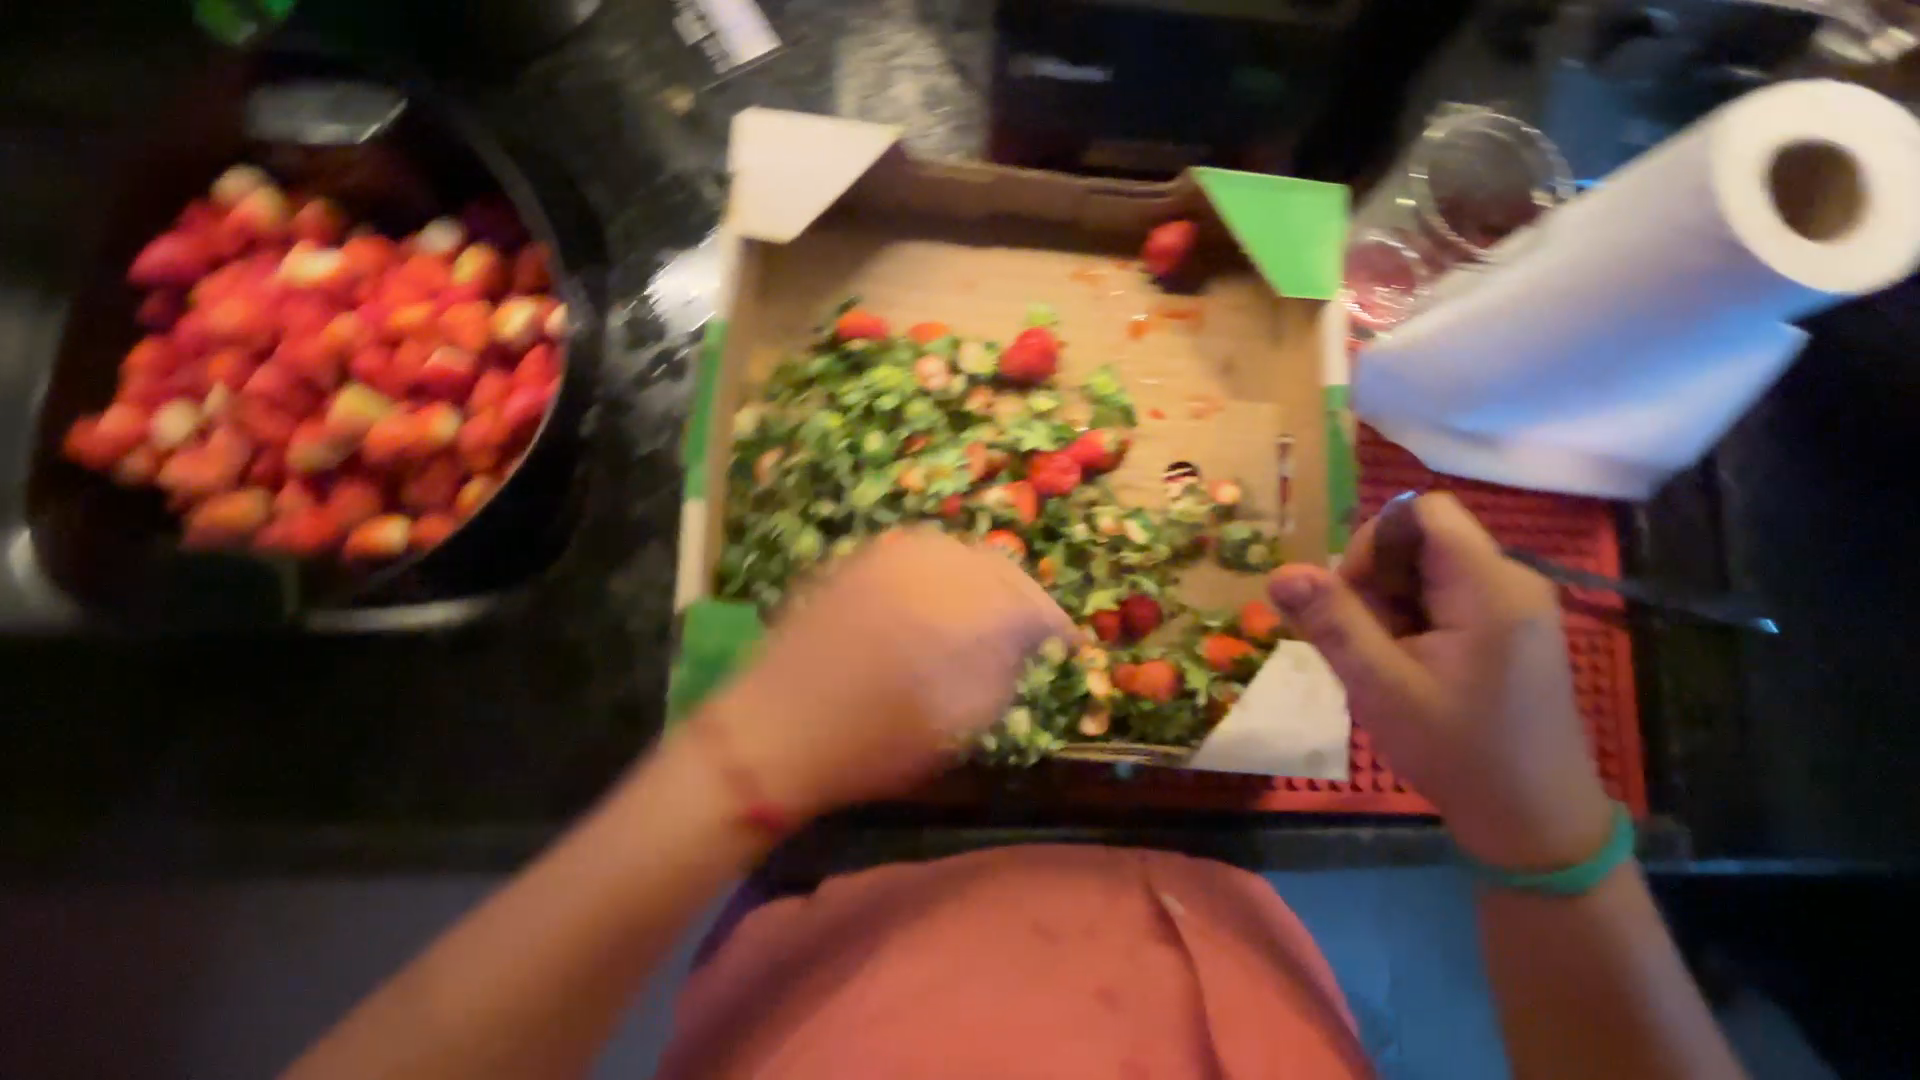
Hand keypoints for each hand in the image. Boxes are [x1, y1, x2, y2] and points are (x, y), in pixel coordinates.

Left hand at [701, 528, 1073, 818]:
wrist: (779, 727)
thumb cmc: (881, 739)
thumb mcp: (968, 717)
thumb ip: (1008, 666)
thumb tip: (1026, 638)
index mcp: (975, 605)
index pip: (1036, 606)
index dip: (1055, 629)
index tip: (1065, 649)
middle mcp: (940, 563)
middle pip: (1002, 570)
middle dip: (1020, 601)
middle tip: (1027, 632)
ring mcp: (895, 554)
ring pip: (960, 556)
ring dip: (980, 583)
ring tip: (982, 617)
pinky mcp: (860, 559)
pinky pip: (919, 557)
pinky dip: (939, 577)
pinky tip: (934, 605)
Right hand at [1267, 494, 1613, 870]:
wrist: (1535, 823)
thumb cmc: (1459, 753)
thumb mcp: (1381, 688)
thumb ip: (1332, 623)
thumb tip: (1279, 572)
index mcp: (1490, 587)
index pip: (1422, 511)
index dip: (1373, 541)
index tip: (1353, 599)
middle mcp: (1511, 580)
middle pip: (1421, 540)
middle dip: (1376, 581)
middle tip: (1365, 645)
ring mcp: (1515, 606)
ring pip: (1427, 570)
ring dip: (1389, 606)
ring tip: (1387, 664)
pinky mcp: (1510, 629)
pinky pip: (1445, 597)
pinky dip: (1412, 621)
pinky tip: (1408, 669)